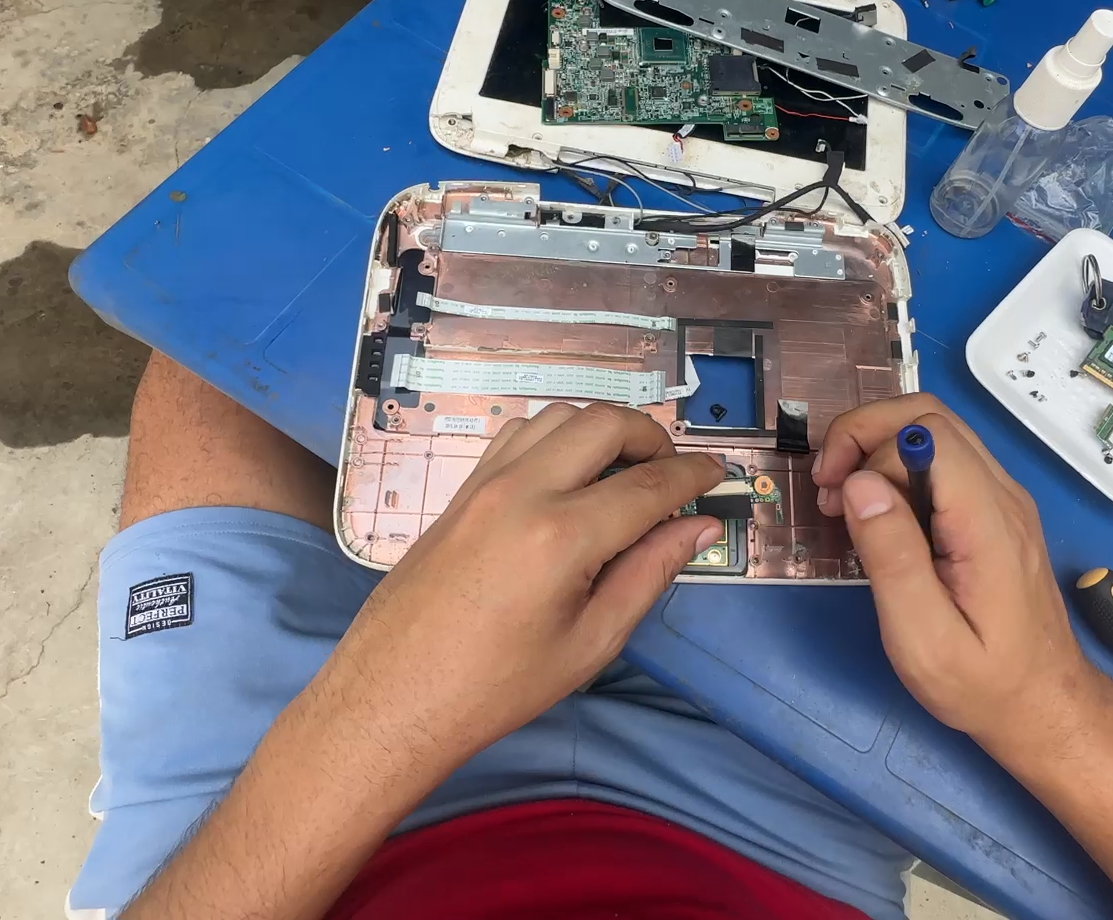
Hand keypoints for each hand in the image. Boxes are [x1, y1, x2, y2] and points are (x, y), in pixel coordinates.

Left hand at [321, 403, 722, 771]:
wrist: (393, 696)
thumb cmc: (500, 686)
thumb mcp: (592, 642)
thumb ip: (651, 572)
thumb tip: (701, 526)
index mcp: (562, 536)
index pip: (649, 484)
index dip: (694, 475)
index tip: (719, 475)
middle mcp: (524, 489)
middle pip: (605, 423)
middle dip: (652, 438)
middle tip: (671, 474)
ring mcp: (486, 480)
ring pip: (560, 416)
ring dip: (603, 431)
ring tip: (622, 473)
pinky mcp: (464, 486)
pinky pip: (520, 432)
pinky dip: (558, 437)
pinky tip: (566, 475)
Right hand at [812, 396, 1105, 753]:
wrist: (1046, 709)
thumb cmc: (981, 683)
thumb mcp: (922, 638)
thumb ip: (892, 557)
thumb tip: (858, 483)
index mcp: (987, 520)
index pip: (926, 433)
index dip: (867, 444)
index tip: (829, 491)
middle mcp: (1001, 493)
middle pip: (929, 415)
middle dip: (864, 434)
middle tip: (828, 484)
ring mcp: (1001, 497)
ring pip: (934, 430)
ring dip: (877, 448)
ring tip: (843, 499)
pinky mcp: (992, 509)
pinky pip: (940, 460)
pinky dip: (895, 466)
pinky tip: (875, 511)